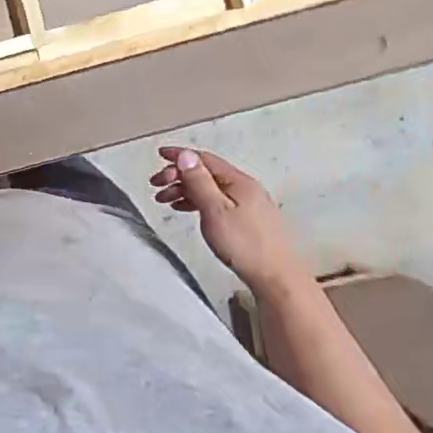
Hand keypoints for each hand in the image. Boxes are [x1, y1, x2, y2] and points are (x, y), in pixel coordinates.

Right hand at [150, 147, 302, 291]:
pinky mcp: (247, 219)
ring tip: (165, 199)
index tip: (161, 154)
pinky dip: (198, 201)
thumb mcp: (215, 211)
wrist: (275, 277)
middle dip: (178, 175)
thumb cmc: (245, 246)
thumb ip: (199, 182)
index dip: (180, 155)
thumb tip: (186, 155)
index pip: (204, 159)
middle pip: (206, 172)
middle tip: (157, 184)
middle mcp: (244, 187)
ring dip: (185, 189)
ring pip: (210, 188)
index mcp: (238, 181)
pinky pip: (216, 201)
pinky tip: (187, 209)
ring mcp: (247, 203)